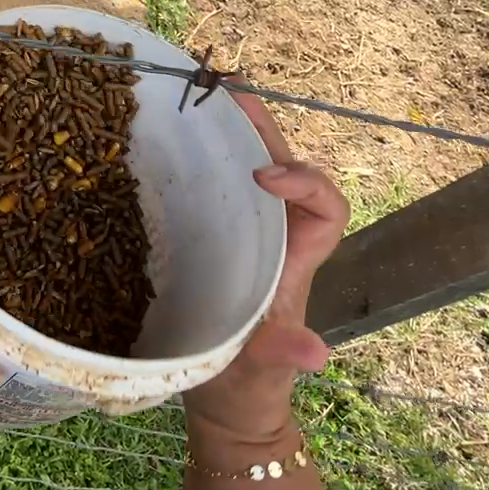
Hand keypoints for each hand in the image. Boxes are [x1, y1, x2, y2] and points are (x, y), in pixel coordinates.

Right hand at [182, 87, 348, 445]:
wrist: (221, 398)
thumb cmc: (246, 386)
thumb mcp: (259, 372)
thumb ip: (281, 356)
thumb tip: (316, 351)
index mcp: (295, 262)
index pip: (326, 209)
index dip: (305, 182)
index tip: (261, 175)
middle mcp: (273, 239)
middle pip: (282, 171)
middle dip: (262, 131)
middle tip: (227, 90)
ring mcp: (240, 236)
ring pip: (245, 173)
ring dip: (230, 134)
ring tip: (197, 96)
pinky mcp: (206, 237)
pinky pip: (210, 189)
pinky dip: (196, 158)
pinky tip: (162, 140)